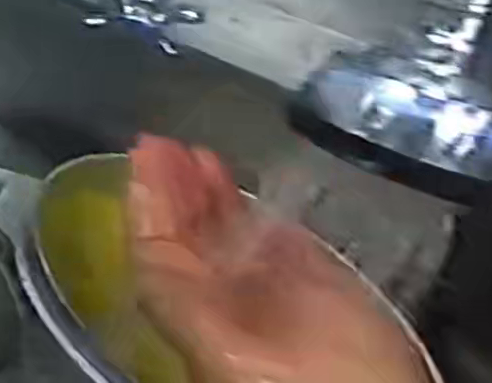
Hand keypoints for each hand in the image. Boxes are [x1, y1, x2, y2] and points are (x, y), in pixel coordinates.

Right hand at [128, 135, 429, 382]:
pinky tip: (142, 160)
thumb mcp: (332, 285)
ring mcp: (185, 280)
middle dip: (184, 181)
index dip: (222, 194)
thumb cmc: (349, 349)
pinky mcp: (153, 276)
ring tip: (153, 141)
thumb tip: (259, 209)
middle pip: (196, 223)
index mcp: (272, 288)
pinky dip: (142, 192)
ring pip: (166, 221)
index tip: (209, 160)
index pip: (237, 232)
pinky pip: (145, 229)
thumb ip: (289, 247)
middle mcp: (225, 283)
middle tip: (174, 144)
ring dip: (158, 178)